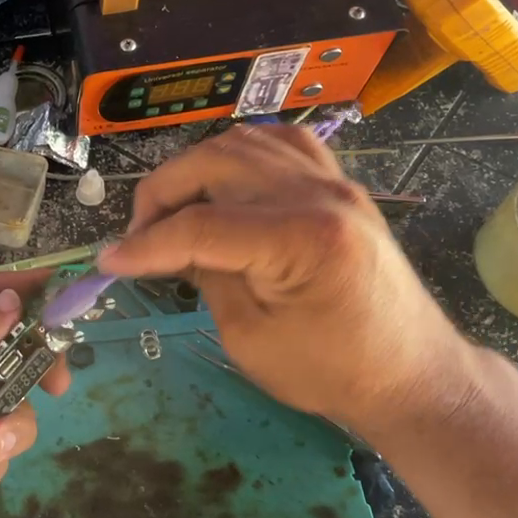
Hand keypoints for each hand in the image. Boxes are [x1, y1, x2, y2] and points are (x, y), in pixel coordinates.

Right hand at [97, 124, 477, 433]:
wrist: (411, 374)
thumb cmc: (330, 372)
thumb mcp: (248, 337)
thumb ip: (203, 277)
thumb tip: (160, 248)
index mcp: (301, 240)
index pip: (199, 225)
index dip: (143, 244)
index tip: (107, 263)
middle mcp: (319, 194)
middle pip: (214, 163)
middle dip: (161, 195)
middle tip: (139, 239)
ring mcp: (333, 182)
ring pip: (241, 143)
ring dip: (193, 171)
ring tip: (174, 214)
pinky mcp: (338, 184)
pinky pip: (278, 143)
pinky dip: (237, 155)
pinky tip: (221, 184)